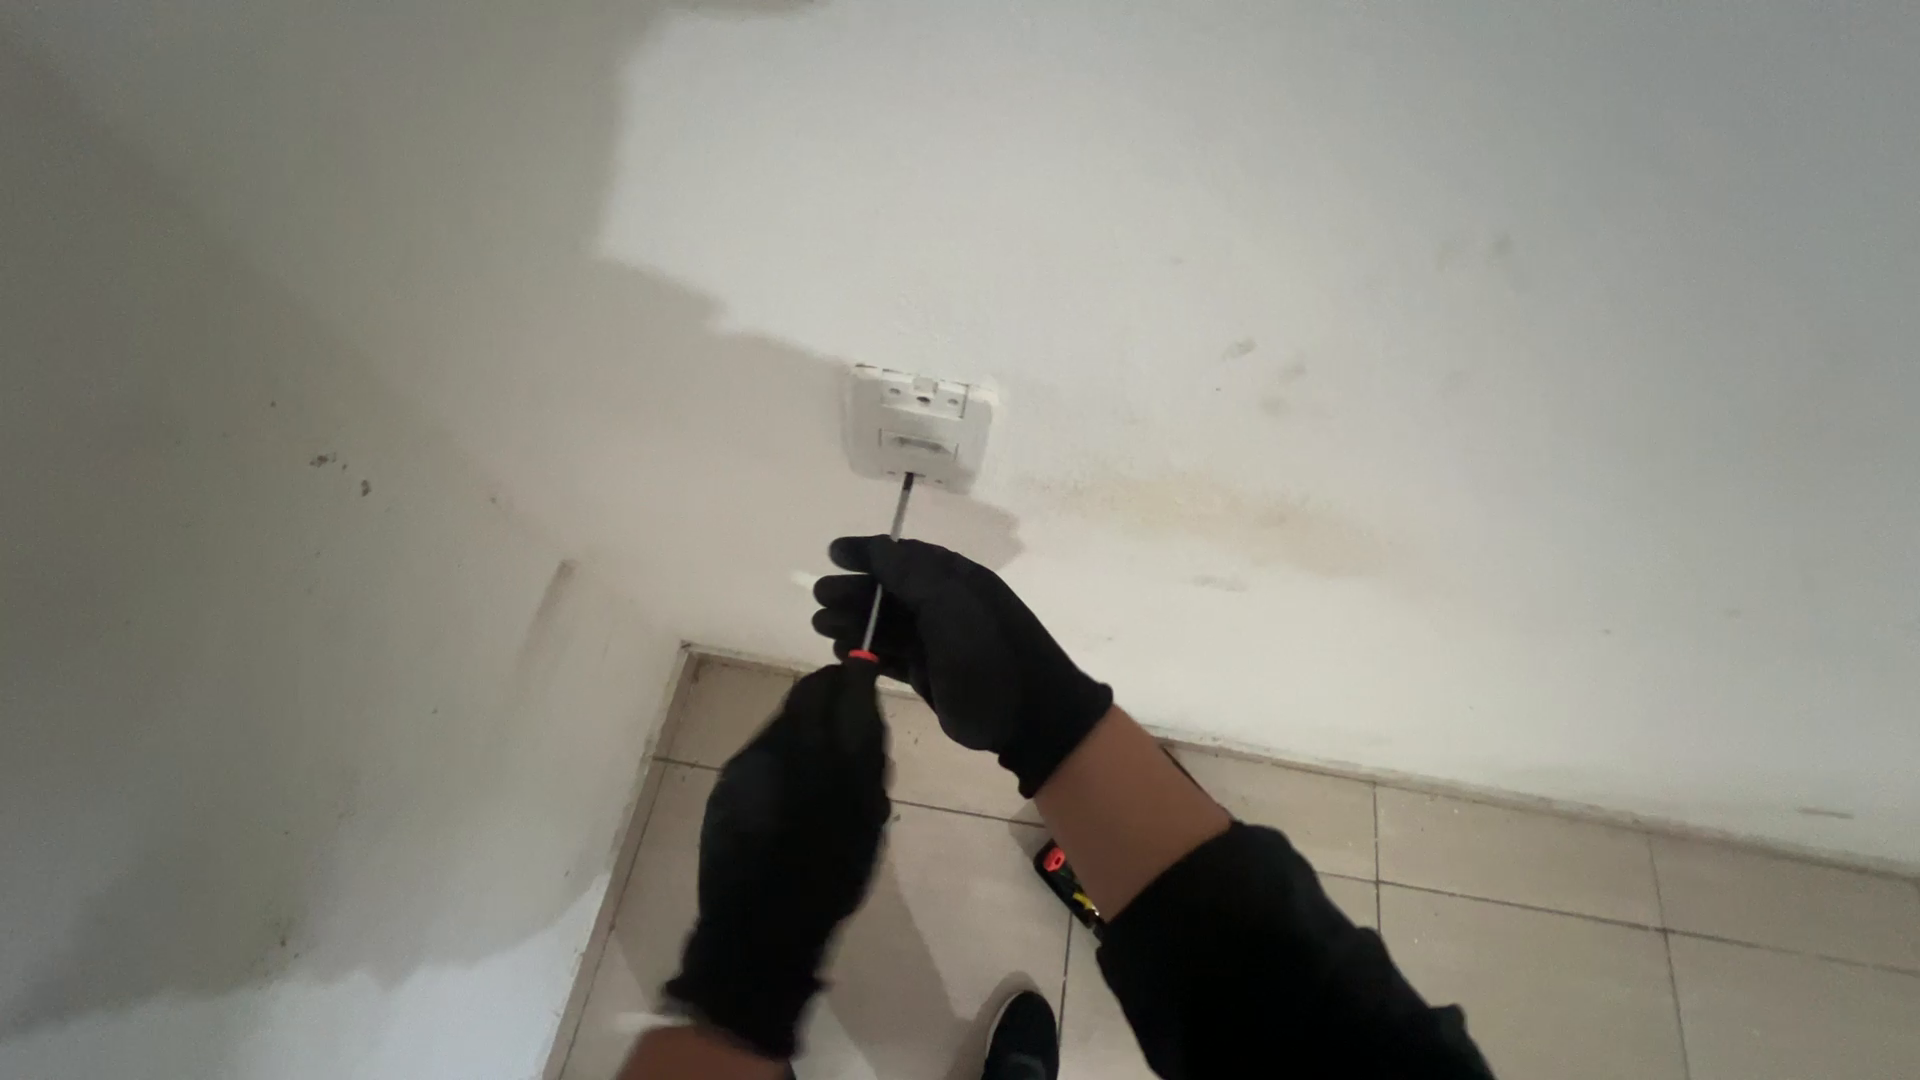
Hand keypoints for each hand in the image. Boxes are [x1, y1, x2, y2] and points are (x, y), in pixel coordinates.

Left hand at [664, 663, 890, 1060]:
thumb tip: (863, 701)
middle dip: (826, 706)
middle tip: (851, 731)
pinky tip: (794, 802)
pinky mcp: (723, 793)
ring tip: (825, 779)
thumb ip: (865, 749)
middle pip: (800, 705)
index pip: (826, 687)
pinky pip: (762, 762)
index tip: (862, 676)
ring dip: (805, 739)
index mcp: (804, 747)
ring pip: (781, 733)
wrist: (758, 933)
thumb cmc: (826, 873)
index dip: (847, 677)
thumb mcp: (865, 810)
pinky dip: (784, 766)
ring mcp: (739, 770)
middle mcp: (765, 747)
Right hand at [811, 536, 1112, 796]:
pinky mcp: (928, 675)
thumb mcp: (949, 602)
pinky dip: (866, 653)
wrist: (1026, 714)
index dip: (869, 553)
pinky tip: (842, 652)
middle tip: (820, 597)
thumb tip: (874, 545)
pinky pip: (891, 656)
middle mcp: (944, 605)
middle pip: (890, 591)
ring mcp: (936, 642)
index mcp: (954, 579)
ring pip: (886, 624)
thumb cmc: (987, 651)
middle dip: (854, 591)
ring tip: (822, 625)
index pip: (904, 556)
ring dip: (854, 621)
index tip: (833, 553)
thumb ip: (909, 572)